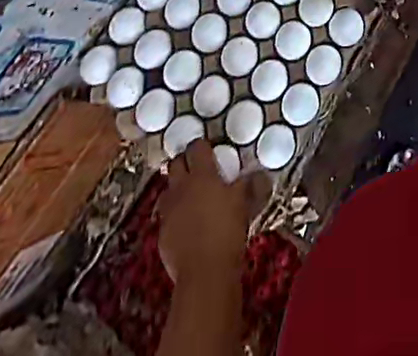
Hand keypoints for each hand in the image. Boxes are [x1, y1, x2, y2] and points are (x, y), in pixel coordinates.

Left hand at [155, 140, 268, 285]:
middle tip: (197, 166)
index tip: (209, 147)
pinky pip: (166, 214)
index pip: (197, 148)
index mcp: (202, 176)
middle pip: (175, 164)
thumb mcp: (243, 202)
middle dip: (184, 161)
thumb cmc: (227, 230)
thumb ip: (247, 183)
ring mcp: (168, 211)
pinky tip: (188, 221)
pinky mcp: (162, 232)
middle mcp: (181, 189)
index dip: (202, 145)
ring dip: (177, 186)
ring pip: (168, 189)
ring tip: (191, 193)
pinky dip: (175, 212)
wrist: (204, 271)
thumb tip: (255, 174)